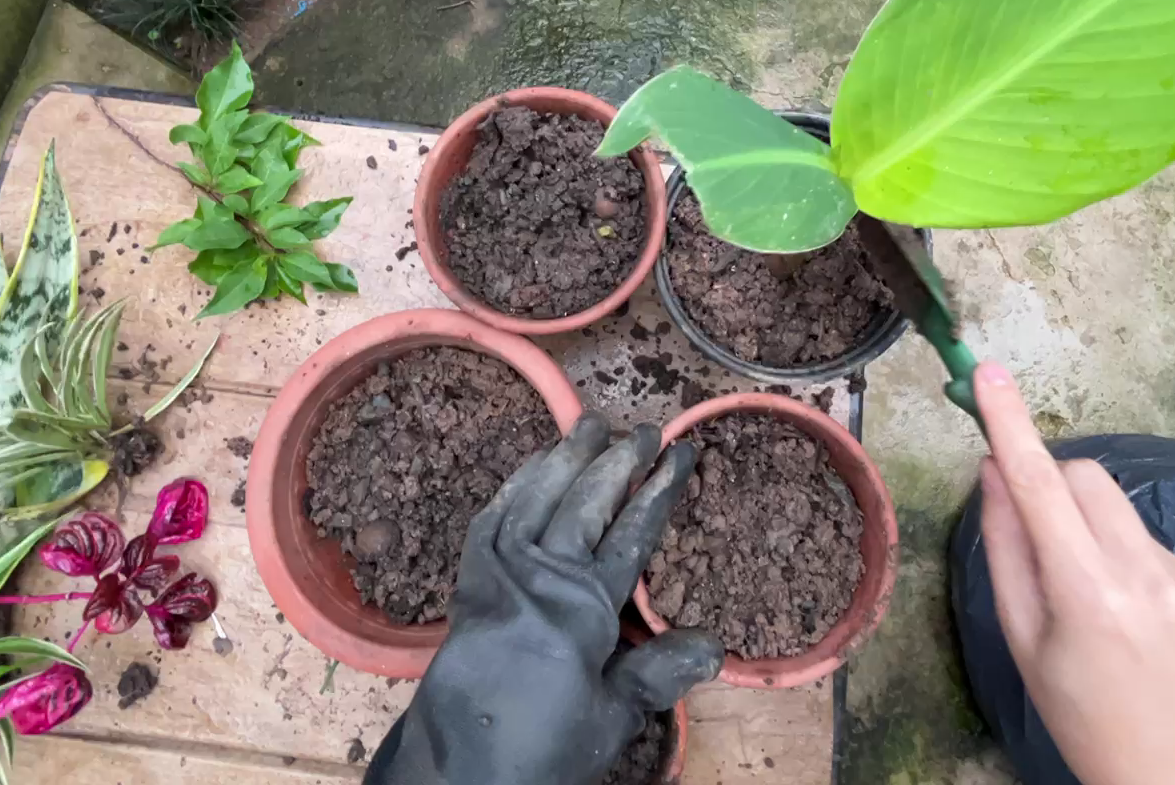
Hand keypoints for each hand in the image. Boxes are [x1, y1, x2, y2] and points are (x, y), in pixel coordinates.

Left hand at [365, 410, 722, 784]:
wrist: (458, 769)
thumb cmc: (542, 746)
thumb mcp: (609, 720)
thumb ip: (657, 674)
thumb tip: (716, 645)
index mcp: (587, 607)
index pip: (635, 532)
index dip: (661, 489)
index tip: (681, 453)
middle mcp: (544, 574)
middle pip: (589, 500)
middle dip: (620, 459)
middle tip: (644, 428)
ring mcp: (502, 567)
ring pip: (542, 494)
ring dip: (569, 455)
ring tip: (592, 423)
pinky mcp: (471, 574)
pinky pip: (495, 513)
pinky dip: (517, 482)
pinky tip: (533, 462)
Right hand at [973, 361, 1174, 784]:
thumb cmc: (1078, 711)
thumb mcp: (1020, 634)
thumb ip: (1004, 544)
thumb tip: (992, 470)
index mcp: (1087, 592)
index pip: (1038, 485)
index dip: (1010, 423)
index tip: (988, 372)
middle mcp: (1148, 576)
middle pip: (1084, 477)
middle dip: (1052, 485)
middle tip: (1042, 536)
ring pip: (1118, 511)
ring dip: (1092, 530)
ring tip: (1100, 597)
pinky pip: (1153, 542)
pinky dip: (1130, 559)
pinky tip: (1141, 616)